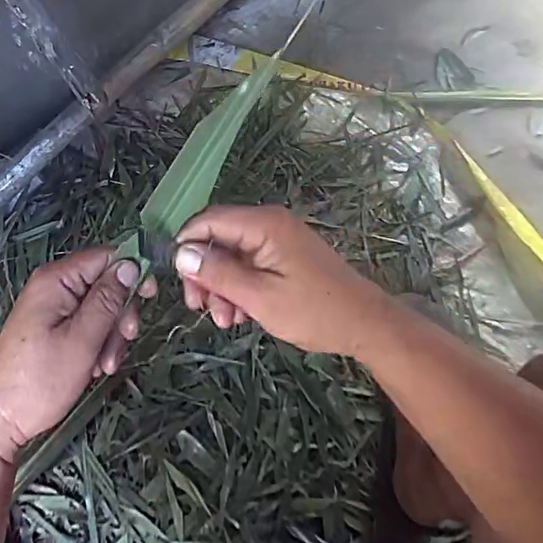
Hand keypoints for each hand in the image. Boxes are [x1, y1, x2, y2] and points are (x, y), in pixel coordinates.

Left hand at [0, 248, 156, 462]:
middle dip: (120, 312)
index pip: (105, 256)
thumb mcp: (82, 339)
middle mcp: (54, 285)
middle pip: (105, 282)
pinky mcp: (53, 327)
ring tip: (105, 365)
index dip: (132, 271)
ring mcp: (52, 306)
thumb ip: (108, 299)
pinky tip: (96, 366)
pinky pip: (87, 323)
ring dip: (111, 334)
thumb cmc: (41, 380)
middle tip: (125, 340)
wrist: (1, 421)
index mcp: (56, 279)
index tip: (150, 295)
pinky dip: (98, 343)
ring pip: (100, 306)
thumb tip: (130, 264)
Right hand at [173, 204, 394, 356]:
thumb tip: (180, 254)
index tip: (177, 279)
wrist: (365, 324)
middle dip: (204, 272)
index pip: (209, 219)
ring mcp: (278, 238)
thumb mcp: (259, 297)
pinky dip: (239, 286)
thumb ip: (218, 273)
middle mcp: (268, 222)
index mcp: (263, 223)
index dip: (186, 245)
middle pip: (218, 237)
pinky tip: (240, 314)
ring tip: (225, 320)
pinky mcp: (284, 254)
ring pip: (231, 254)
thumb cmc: (313, 311)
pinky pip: (249, 263)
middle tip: (199, 307)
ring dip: (221, 285)